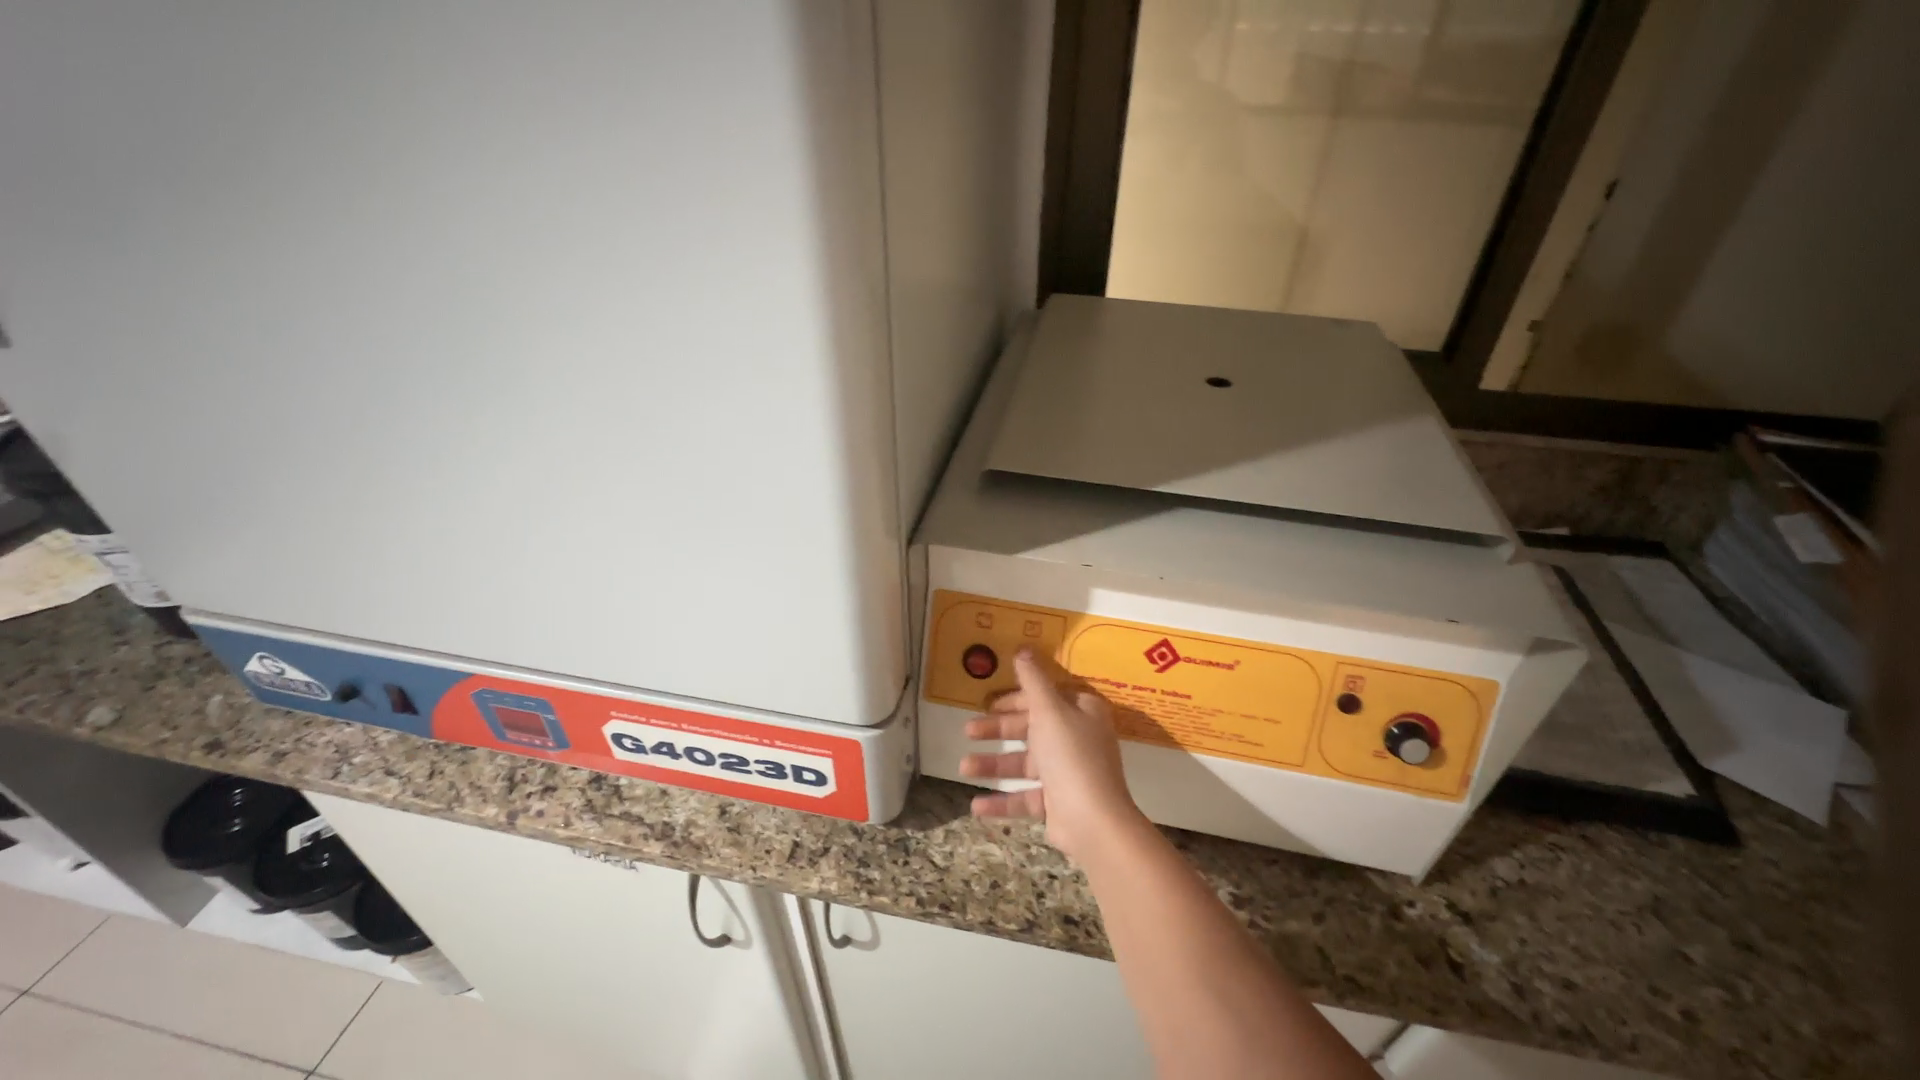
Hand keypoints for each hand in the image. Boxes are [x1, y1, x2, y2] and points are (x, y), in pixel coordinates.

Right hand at [960, 648, 1149, 859]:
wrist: (1093, 820)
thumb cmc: (1071, 756)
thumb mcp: (1049, 710)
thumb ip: (1033, 680)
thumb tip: (1023, 648)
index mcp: (1082, 712)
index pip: (1046, 698)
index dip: (1017, 698)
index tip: (990, 702)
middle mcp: (1078, 739)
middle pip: (1032, 729)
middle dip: (998, 730)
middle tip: (968, 730)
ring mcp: (1069, 773)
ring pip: (1025, 763)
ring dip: (994, 764)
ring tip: (963, 767)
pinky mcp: (1059, 803)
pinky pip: (1026, 797)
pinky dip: (1002, 800)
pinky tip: (976, 805)